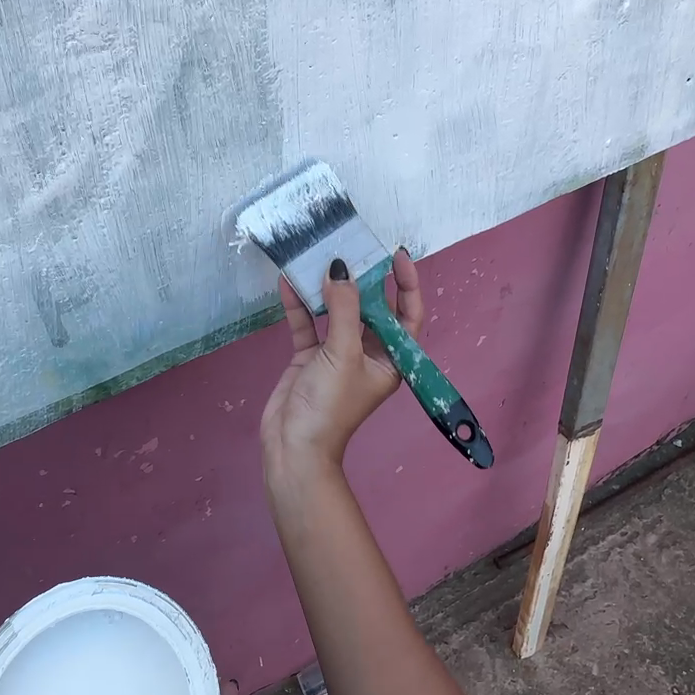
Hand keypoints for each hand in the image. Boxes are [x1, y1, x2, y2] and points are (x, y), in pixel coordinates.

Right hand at [260, 249, 425, 471]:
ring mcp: (336, 354)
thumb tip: (340, 268)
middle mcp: (367, 354)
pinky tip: (288, 281)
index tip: (395, 255)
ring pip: (335, 312)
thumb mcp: (343, 354)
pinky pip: (307, 324)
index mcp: (390, 359)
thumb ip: (343, 309)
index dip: (406, 284)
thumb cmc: (330, 405)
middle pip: (369, 308)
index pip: (407, 315)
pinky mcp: (309, 357)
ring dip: (326, 288)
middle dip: (360, 279)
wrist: (292, 448)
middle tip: (350, 246)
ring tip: (318, 256)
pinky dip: (299, 304)